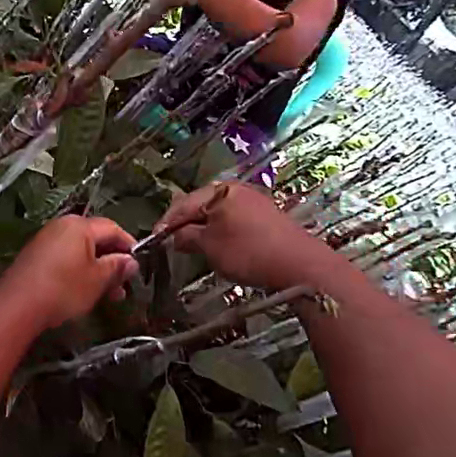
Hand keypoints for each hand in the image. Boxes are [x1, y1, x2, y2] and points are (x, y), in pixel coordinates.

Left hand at [0, 216, 139, 328]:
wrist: (17, 305)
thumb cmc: (63, 288)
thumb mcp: (97, 279)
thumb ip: (117, 267)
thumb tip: (130, 261)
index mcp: (78, 225)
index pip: (112, 228)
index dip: (129, 245)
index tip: (139, 265)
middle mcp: (60, 227)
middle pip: (95, 239)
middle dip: (112, 262)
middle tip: (124, 286)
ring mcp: (45, 241)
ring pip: (80, 251)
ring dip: (97, 270)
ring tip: (109, 296)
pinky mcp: (35, 256)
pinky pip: (65, 258)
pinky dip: (79, 271)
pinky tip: (85, 292)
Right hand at [155, 182, 339, 290]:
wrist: (302, 266)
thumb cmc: (247, 252)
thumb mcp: (208, 246)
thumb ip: (185, 237)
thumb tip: (174, 236)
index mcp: (219, 191)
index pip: (181, 205)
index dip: (165, 224)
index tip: (154, 241)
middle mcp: (236, 190)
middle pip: (199, 205)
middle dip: (184, 223)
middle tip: (171, 242)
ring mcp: (254, 201)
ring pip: (217, 212)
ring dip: (202, 227)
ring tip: (193, 245)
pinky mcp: (267, 216)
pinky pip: (233, 219)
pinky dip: (221, 230)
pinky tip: (219, 244)